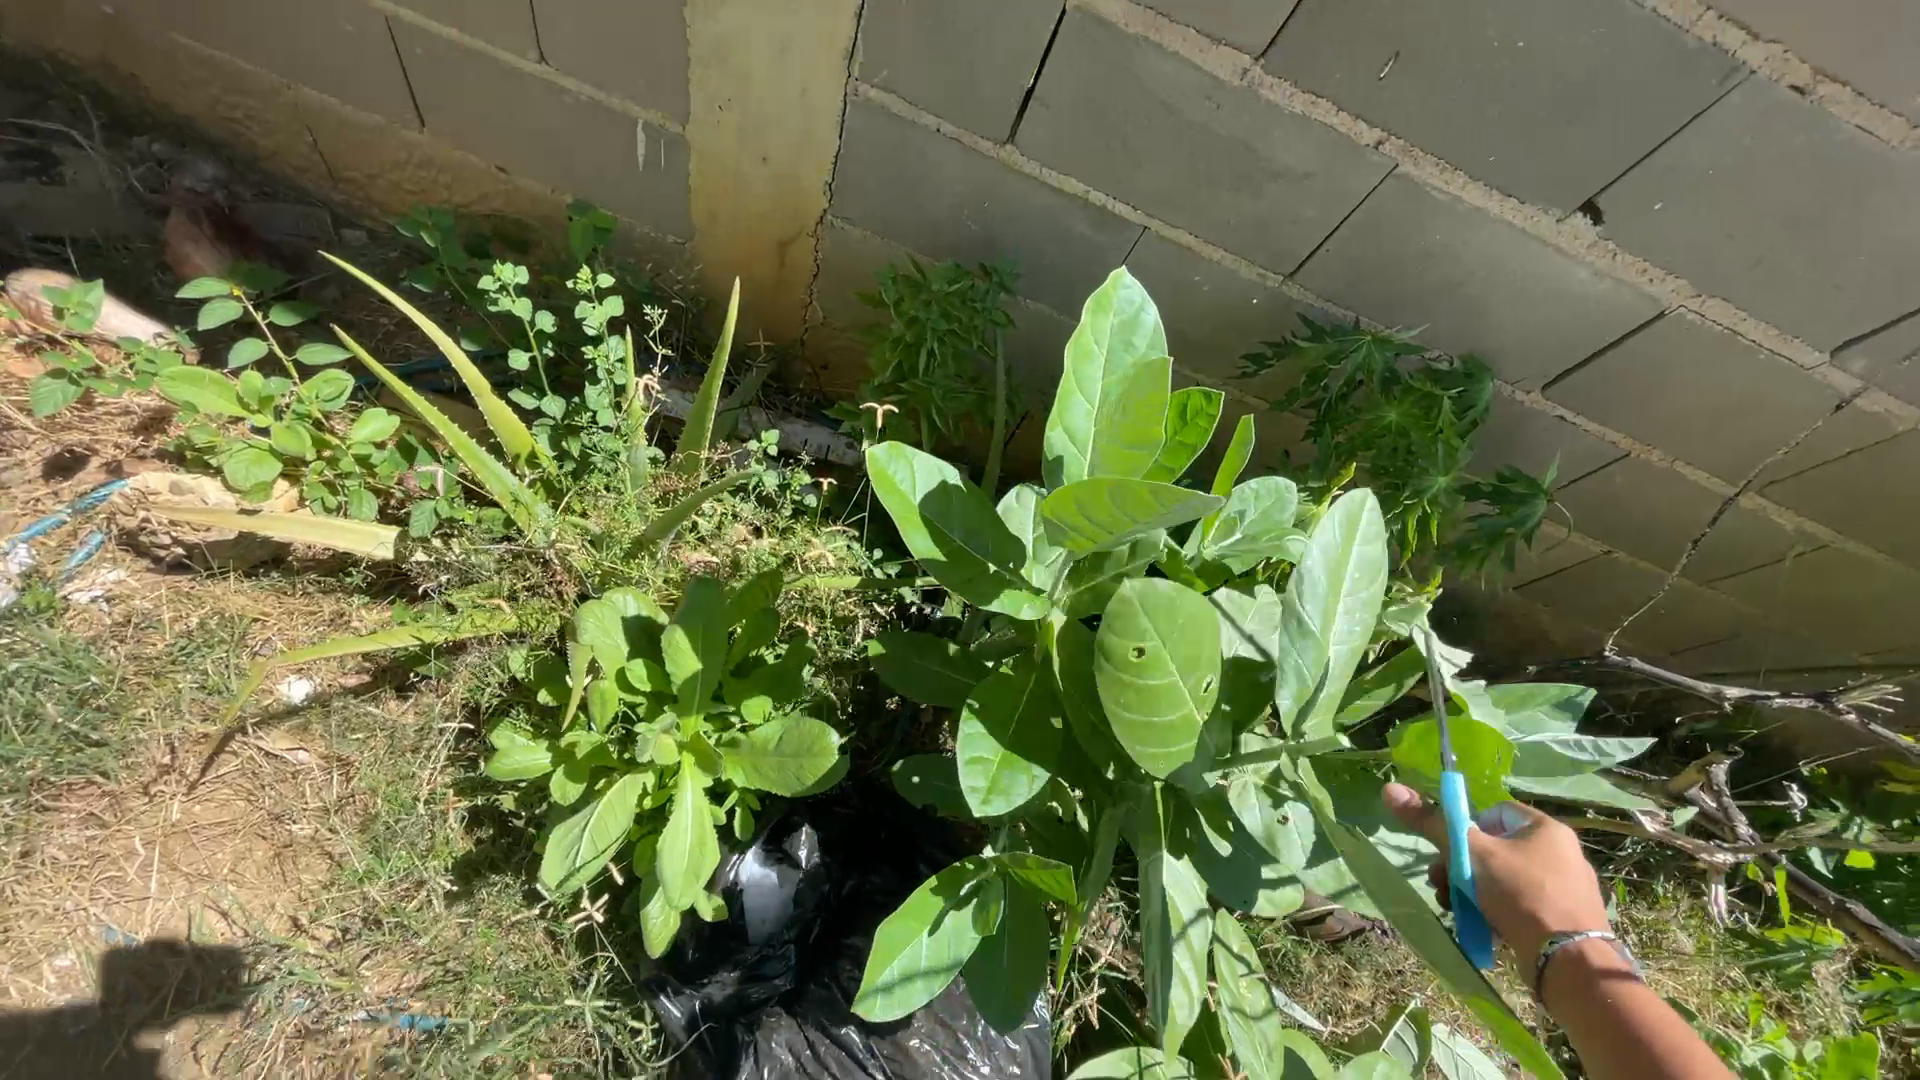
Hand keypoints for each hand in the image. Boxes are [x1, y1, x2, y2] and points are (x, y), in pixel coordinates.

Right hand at [1381, 782, 1610, 961]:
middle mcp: (1560, 853)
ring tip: (1453, 906)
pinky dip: (1495, 910)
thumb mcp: (1468, 853)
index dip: (1466, 827)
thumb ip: (1430, 822)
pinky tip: (1478, 924)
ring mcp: (1565, 889)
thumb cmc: (1520, 893)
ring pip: (1502, 878)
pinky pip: (1519, 904)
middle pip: (1493, 848)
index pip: (1494, 812)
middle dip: (1458, 865)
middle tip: (1441, 882)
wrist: (1570, 962)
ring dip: (1469, 889)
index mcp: (1546, 829)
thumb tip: (1389, 789)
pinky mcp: (1564, 920)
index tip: (1451, 848)